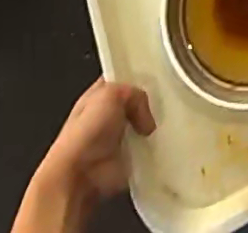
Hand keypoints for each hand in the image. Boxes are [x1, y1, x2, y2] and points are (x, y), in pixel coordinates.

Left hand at [13, 79, 155, 232]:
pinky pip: (147, 150)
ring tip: (170, 123)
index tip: (158, 74)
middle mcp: (109, 115)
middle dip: (151, 103)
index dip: (138, 77)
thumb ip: (135, 95)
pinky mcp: (127, 161)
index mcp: (99, 95)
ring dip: (154, 128)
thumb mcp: (112, 94)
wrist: (77, 174)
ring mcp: (119, 139)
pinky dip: (156, 149)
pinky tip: (163, 144)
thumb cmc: (90, 129)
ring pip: (145, 126)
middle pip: (137, 103)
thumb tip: (147, 122)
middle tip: (168, 101)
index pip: (122, 79)